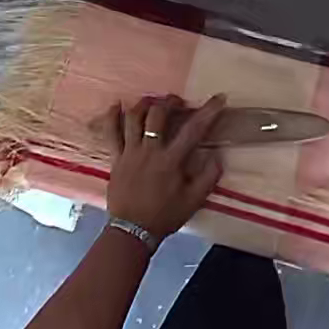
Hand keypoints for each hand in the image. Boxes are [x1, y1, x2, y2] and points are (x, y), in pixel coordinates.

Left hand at [102, 94, 225, 239]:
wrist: (133, 230)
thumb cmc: (165, 216)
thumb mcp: (194, 201)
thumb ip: (208, 177)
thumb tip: (217, 156)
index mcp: (171, 161)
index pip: (193, 129)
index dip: (208, 111)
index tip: (218, 98)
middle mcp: (150, 151)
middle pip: (158, 115)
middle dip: (170, 102)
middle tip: (177, 101)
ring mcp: (130, 153)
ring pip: (133, 118)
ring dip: (144, 104)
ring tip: (152, 101)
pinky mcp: (115, 158)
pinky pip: (111, 132)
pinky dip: (111, 116)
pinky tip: (115, 106)